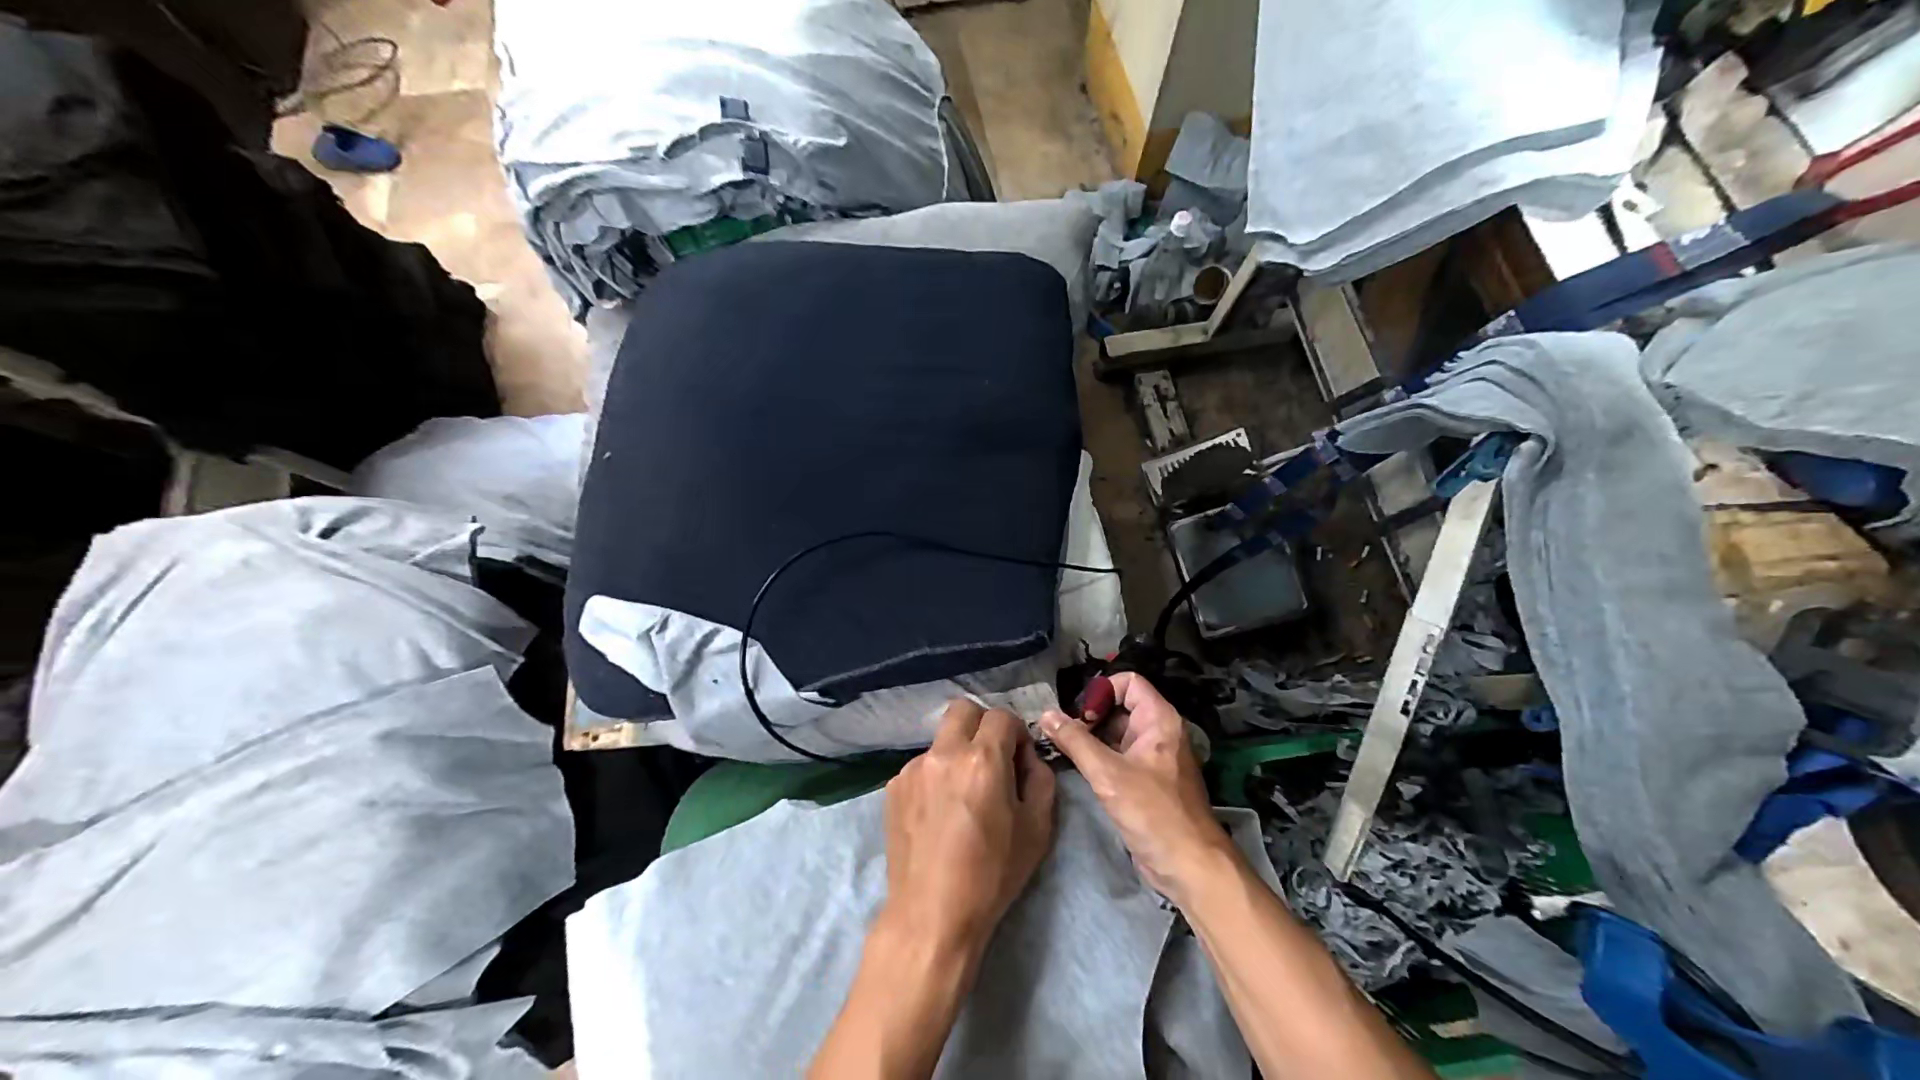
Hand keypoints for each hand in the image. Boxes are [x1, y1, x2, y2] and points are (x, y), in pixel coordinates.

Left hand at [881, 699, 1056, 952]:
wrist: (931, 914)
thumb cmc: (992, 875)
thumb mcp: (1037, 829)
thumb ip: (1039, 778)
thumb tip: (1026, 757)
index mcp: (982, 760)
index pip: (1002, 716)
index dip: (1016, 733)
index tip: (1018, 759)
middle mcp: (944, 753)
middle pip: (963, 709)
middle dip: (982, 725)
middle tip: (991, 759)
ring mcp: (913, 768)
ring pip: (941, 740)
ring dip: (957, 754)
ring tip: (962, 797)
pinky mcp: (893, 786)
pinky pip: (922, 766)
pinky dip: (936, 777)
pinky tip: (939, 813)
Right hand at [1040, 672, 1235, 904]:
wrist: (1188, 864)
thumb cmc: (1152, 811)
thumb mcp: (1107, 773)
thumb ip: (1074, 741)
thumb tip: (1045, 714)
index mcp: (1159, 720)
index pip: (1128, 682)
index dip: (1101, 691)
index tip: (1080, 716)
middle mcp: (1159, 732)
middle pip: (1120, 707)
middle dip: (1090, 716)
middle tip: (1065, 735)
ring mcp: (1154, 757)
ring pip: (1117, 733)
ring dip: (1091, 738)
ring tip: (1064, 750)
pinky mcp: (1146, 781)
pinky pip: (1119, 756)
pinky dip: (1098, 757)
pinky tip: (1077, 768)